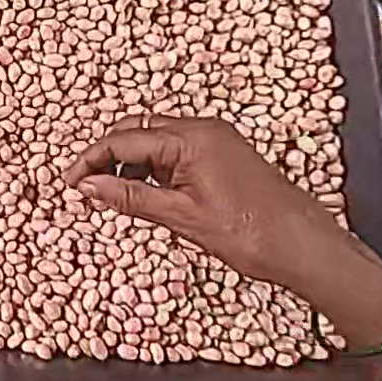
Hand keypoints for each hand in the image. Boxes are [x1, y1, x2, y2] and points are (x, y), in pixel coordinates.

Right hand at [62, 116, 377, 298]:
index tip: (70, 183)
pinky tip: (142, 191)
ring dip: (126, 162)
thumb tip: (87, 186)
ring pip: (152, 139)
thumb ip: (129, 197)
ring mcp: (214, 139)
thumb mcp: (180, 218)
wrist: (310, 250)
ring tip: (111, 193)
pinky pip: (172, 150)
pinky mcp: (221, 153)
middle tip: (86, 185)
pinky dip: (149, 167)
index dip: (90, 161)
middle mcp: (202, 130)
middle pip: (135, 130)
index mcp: (192, 139)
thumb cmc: (253, 235)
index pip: (122, 140)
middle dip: (105, 156)